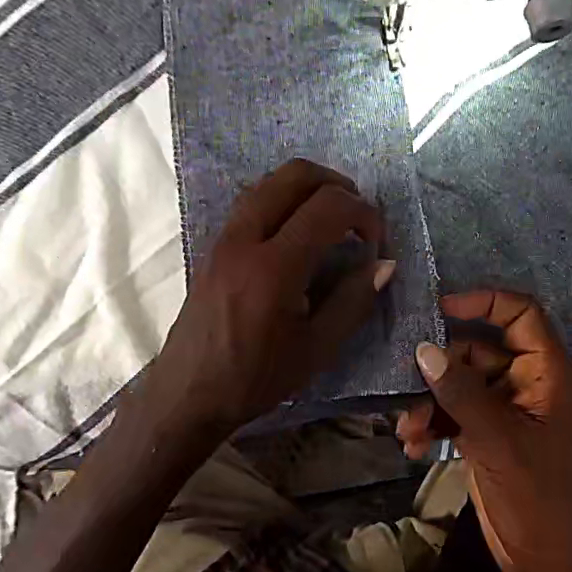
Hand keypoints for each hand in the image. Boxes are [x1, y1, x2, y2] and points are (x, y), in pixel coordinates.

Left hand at [143, 159, 394, 439]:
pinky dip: (284, 199)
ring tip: (332, 218)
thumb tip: (385, 264)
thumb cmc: (255, 378)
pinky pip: (253, 200)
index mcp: (274, 268)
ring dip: (308, 187)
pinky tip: (299, 232)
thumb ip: (354, 300)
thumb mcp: (317, 349)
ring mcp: (224, 239)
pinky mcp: (214, 246)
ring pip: (269, 182)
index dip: (363, 213)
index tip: (375, 241)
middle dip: (337, 184)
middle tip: (357, 216)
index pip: (328, 207)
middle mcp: (245, 239)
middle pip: (295, 175)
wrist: (187, 395)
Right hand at [400, 290, 571, 571]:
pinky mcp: (492, 440)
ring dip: (431, 402)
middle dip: (442, 368)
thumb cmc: (543, 500)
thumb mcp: (500, 442)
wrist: (559, 568)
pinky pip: (459, 416)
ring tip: (405, 429)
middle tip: (405, 385)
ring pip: (463, 386)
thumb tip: (424, 349)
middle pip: (481, 351)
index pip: (521, 315)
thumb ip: (462, 393)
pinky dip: (436, 425)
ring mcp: (509, 414)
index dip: (485, 301)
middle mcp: (529, 385)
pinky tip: (412, 446)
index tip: (439, 308)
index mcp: (549, 374)